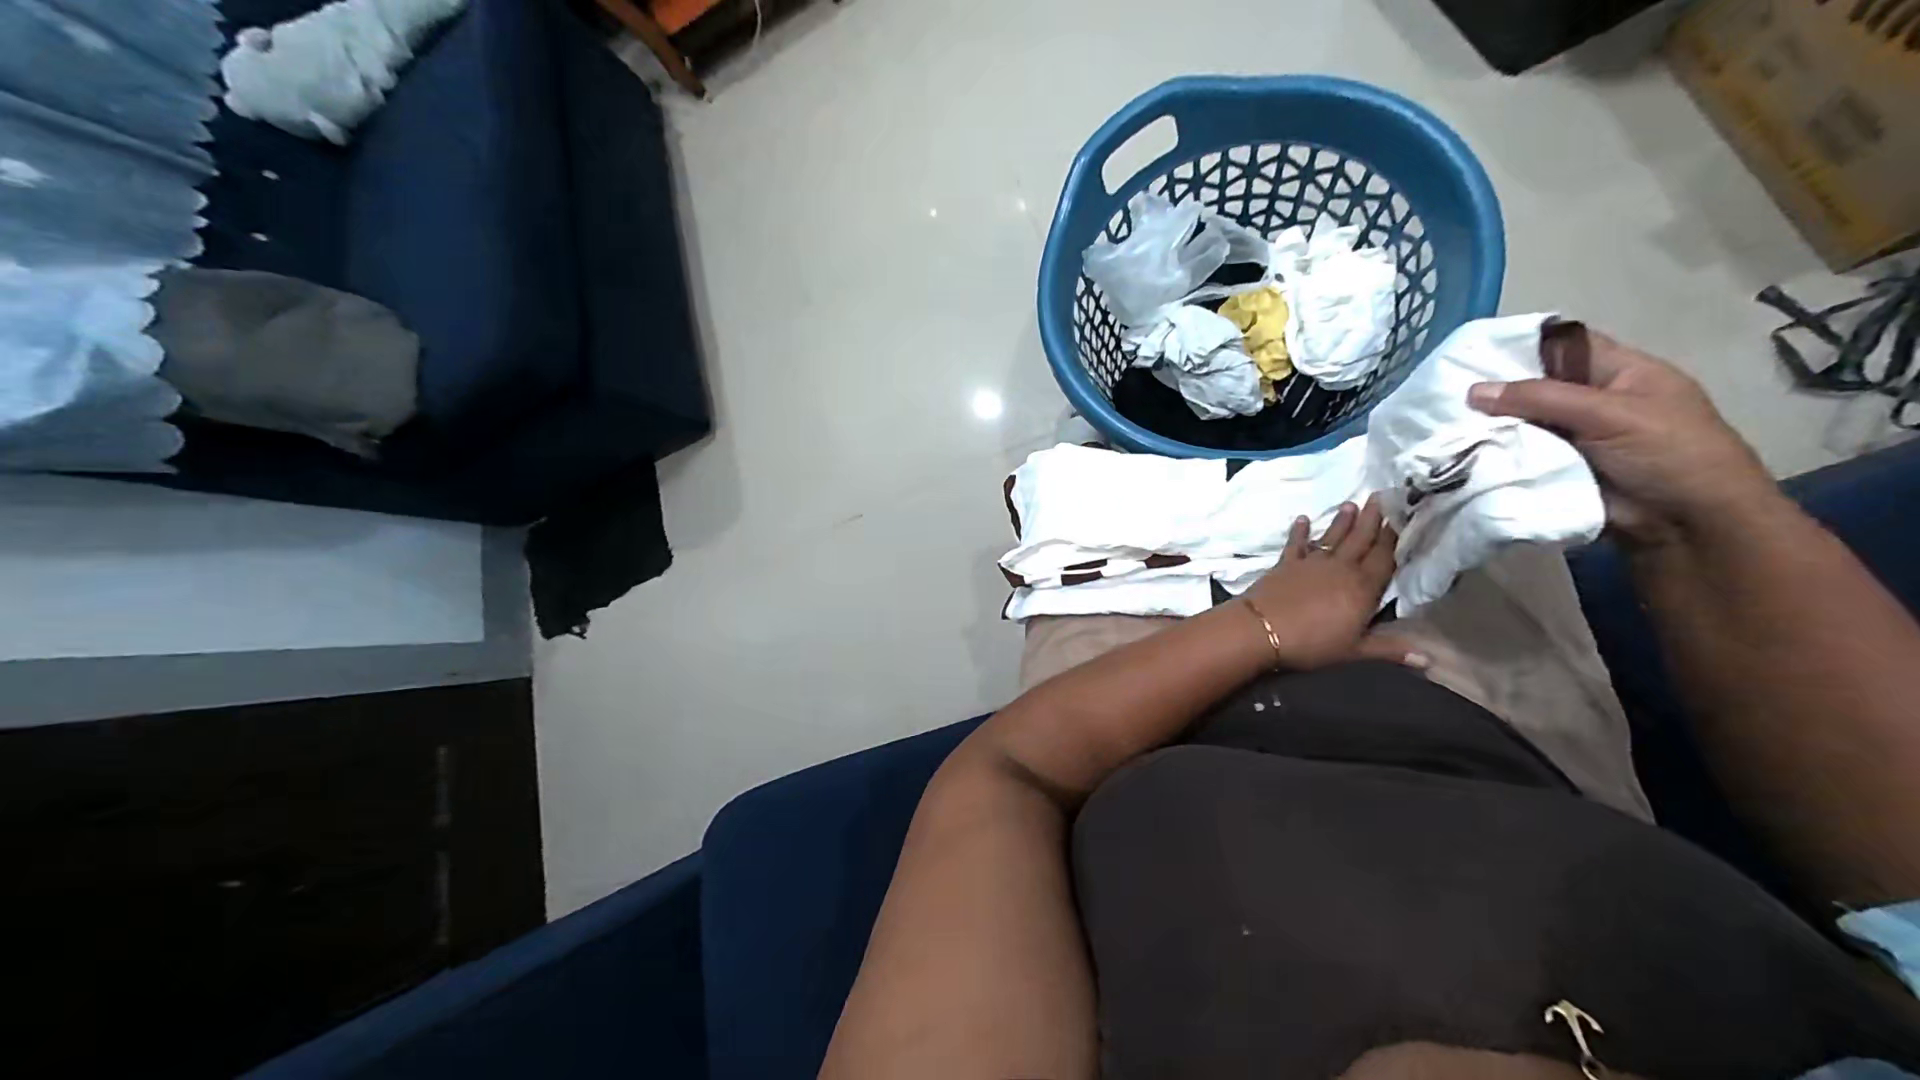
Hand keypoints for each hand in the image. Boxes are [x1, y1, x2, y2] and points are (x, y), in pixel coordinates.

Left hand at [1243, 496, 1408, 669]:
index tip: (1403, 517)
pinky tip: (1303, 519)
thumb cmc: (1312, 643)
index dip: (1394, 539)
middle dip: (1372, 519)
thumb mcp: (1354, 650)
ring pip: (1332, 537)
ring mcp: (1311, 563)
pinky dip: (1299, 531)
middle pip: (1360, 540)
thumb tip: (1430, 660)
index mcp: (1362, 588)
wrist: (1261, 629)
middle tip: (1381, 496)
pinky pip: (1296, 544)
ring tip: (1351, 503)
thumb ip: (1390, 649)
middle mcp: (1340, 569)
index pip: (1384, 559)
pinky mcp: (1286, 564)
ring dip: (1342, 521)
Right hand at [1466, 329, 1786, 546]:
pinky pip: (1514, 454)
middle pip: (1533, 385)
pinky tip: (1455, 450)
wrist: (1684, 525)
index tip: (1472, 352)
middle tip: (1442, 391)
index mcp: (1619, 372)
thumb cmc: (1669, 453)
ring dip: (1486, 424)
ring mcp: (1569, 436)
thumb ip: (1542, 398)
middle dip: (1493, 388)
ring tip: (1440, 421)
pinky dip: (1490, 453)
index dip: (1522, 344)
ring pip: (1517, 422)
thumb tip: (1473, 391)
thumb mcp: (1611, 413)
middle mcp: (1590, 400)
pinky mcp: (1551, 468)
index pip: (1564, 345)